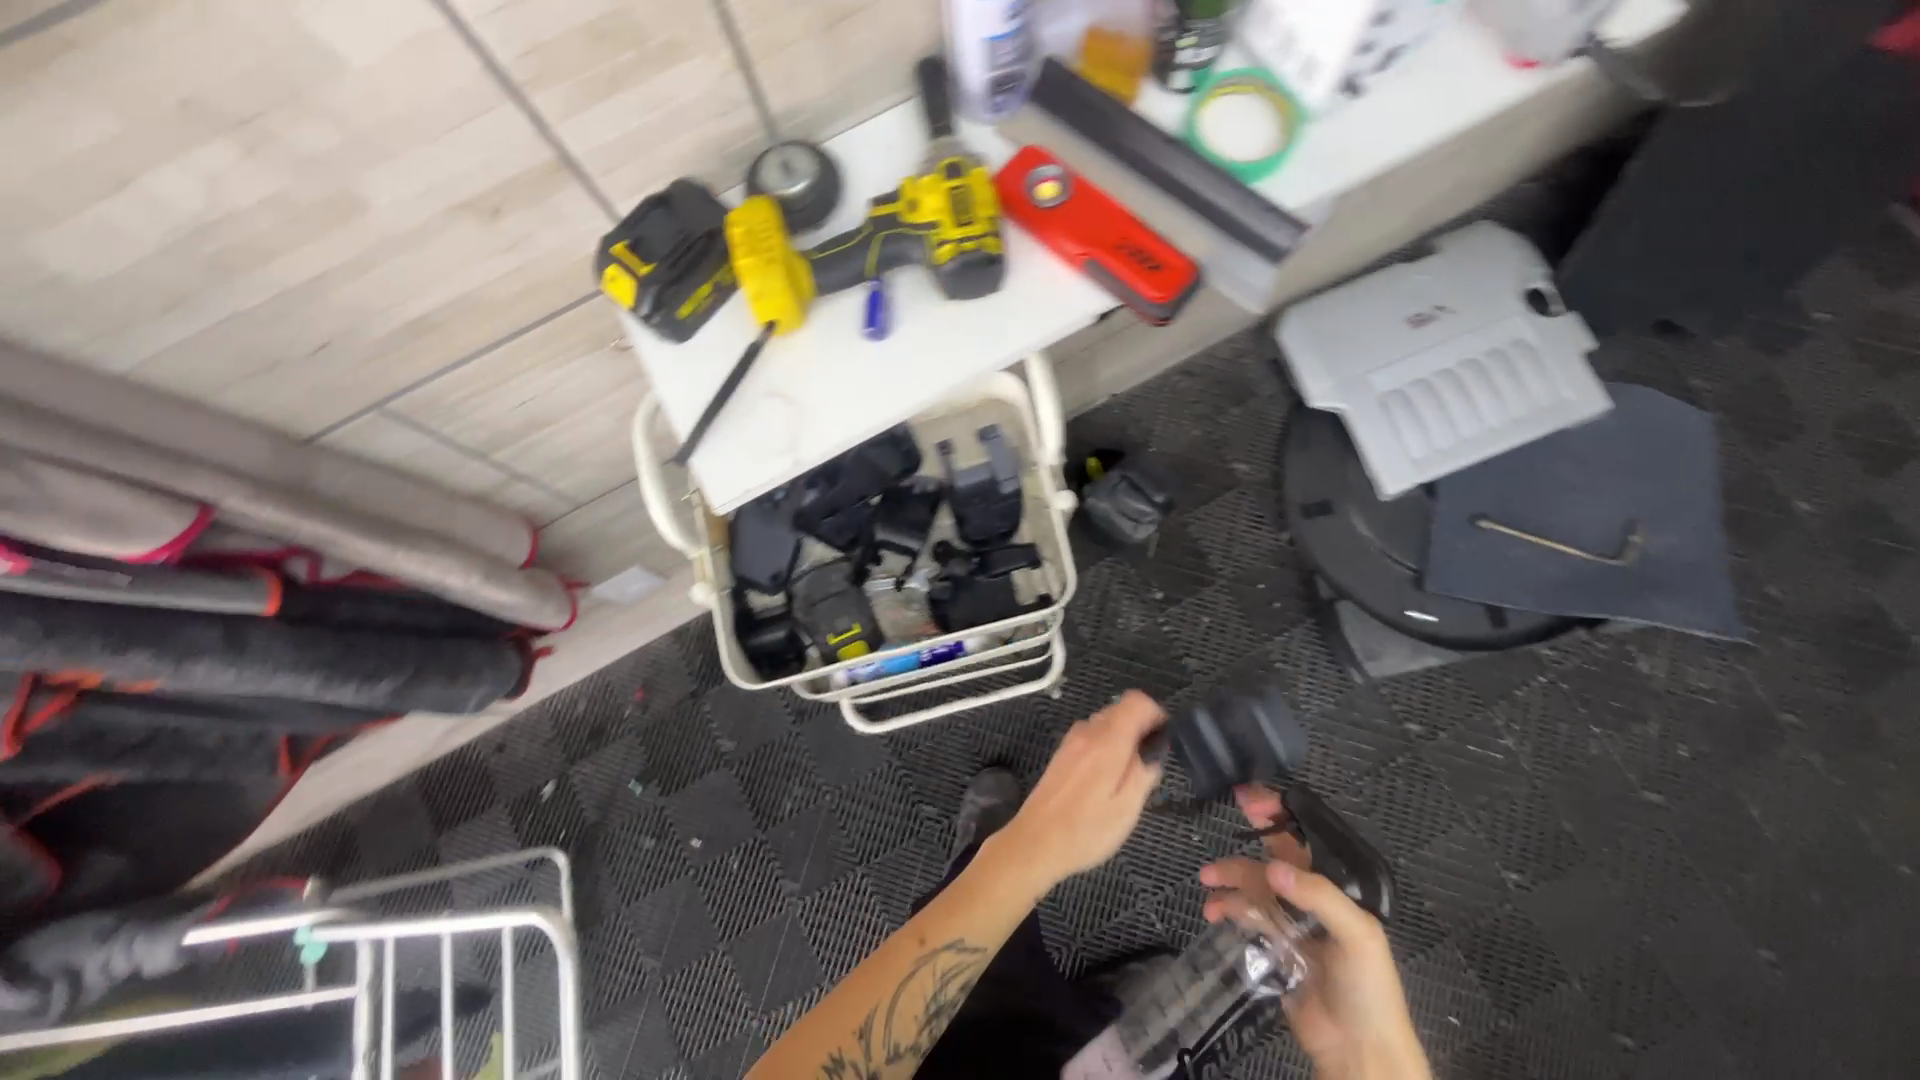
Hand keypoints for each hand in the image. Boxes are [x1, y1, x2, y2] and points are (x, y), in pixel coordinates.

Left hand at [992, 690, 1165, 890]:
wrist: (1035, 843)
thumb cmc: (1085, 831)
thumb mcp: (1127, 808)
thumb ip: (1144, 771)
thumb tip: (1154, 748)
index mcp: (1107, 741)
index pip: (1136, 701)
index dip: (1156, 714)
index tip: (1163, 740)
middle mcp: (1086, 732)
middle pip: (1121, 710)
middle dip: (1140, 730)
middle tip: (1147, 766)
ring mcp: (1070, 742)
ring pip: (1105, 724)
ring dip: (1122, 740)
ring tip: (1126, 778)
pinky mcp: (1061, 754)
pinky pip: (1091, 737)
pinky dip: (1105, 748)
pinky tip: (1105, 781)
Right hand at [1199, 787, 1430, 1079]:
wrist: (1359, 1049)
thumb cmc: (1369, 988)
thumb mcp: (1357, 935)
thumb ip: (1317, 896)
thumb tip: (1272, 867)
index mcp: (1340, 888)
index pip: (1308, 839)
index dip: (1281, 814)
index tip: (1250, 798)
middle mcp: (1316, 898)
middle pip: (1276, 857)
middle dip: (1249, 842)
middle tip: (1223, 819)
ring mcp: (1294, 922)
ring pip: (1256, 886)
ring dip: (1231, 878)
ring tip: (1207, 881)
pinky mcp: (1276, 945)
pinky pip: (1248, 915)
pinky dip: (1229, 909)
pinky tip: (1215, 913)